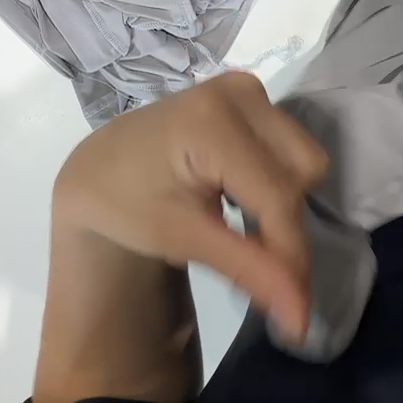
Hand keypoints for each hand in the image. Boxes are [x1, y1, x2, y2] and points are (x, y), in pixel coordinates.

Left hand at [52, 71, 328, 342]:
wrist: (100, 166)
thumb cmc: (128, 201)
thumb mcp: (181, 237)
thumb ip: (247, 268)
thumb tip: (301, 314)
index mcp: (213, 122)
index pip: (276, 193)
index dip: (291, 251)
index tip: (296, 309)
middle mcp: (239, 92)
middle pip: (302, 168)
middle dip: (289, 221)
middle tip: (260, 261)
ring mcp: (245, 87)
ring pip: (302, 155)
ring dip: (286, 200)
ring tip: (245, 227)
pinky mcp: (248, 94)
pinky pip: (288, 144)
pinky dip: (277, 179)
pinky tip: (243, 201)